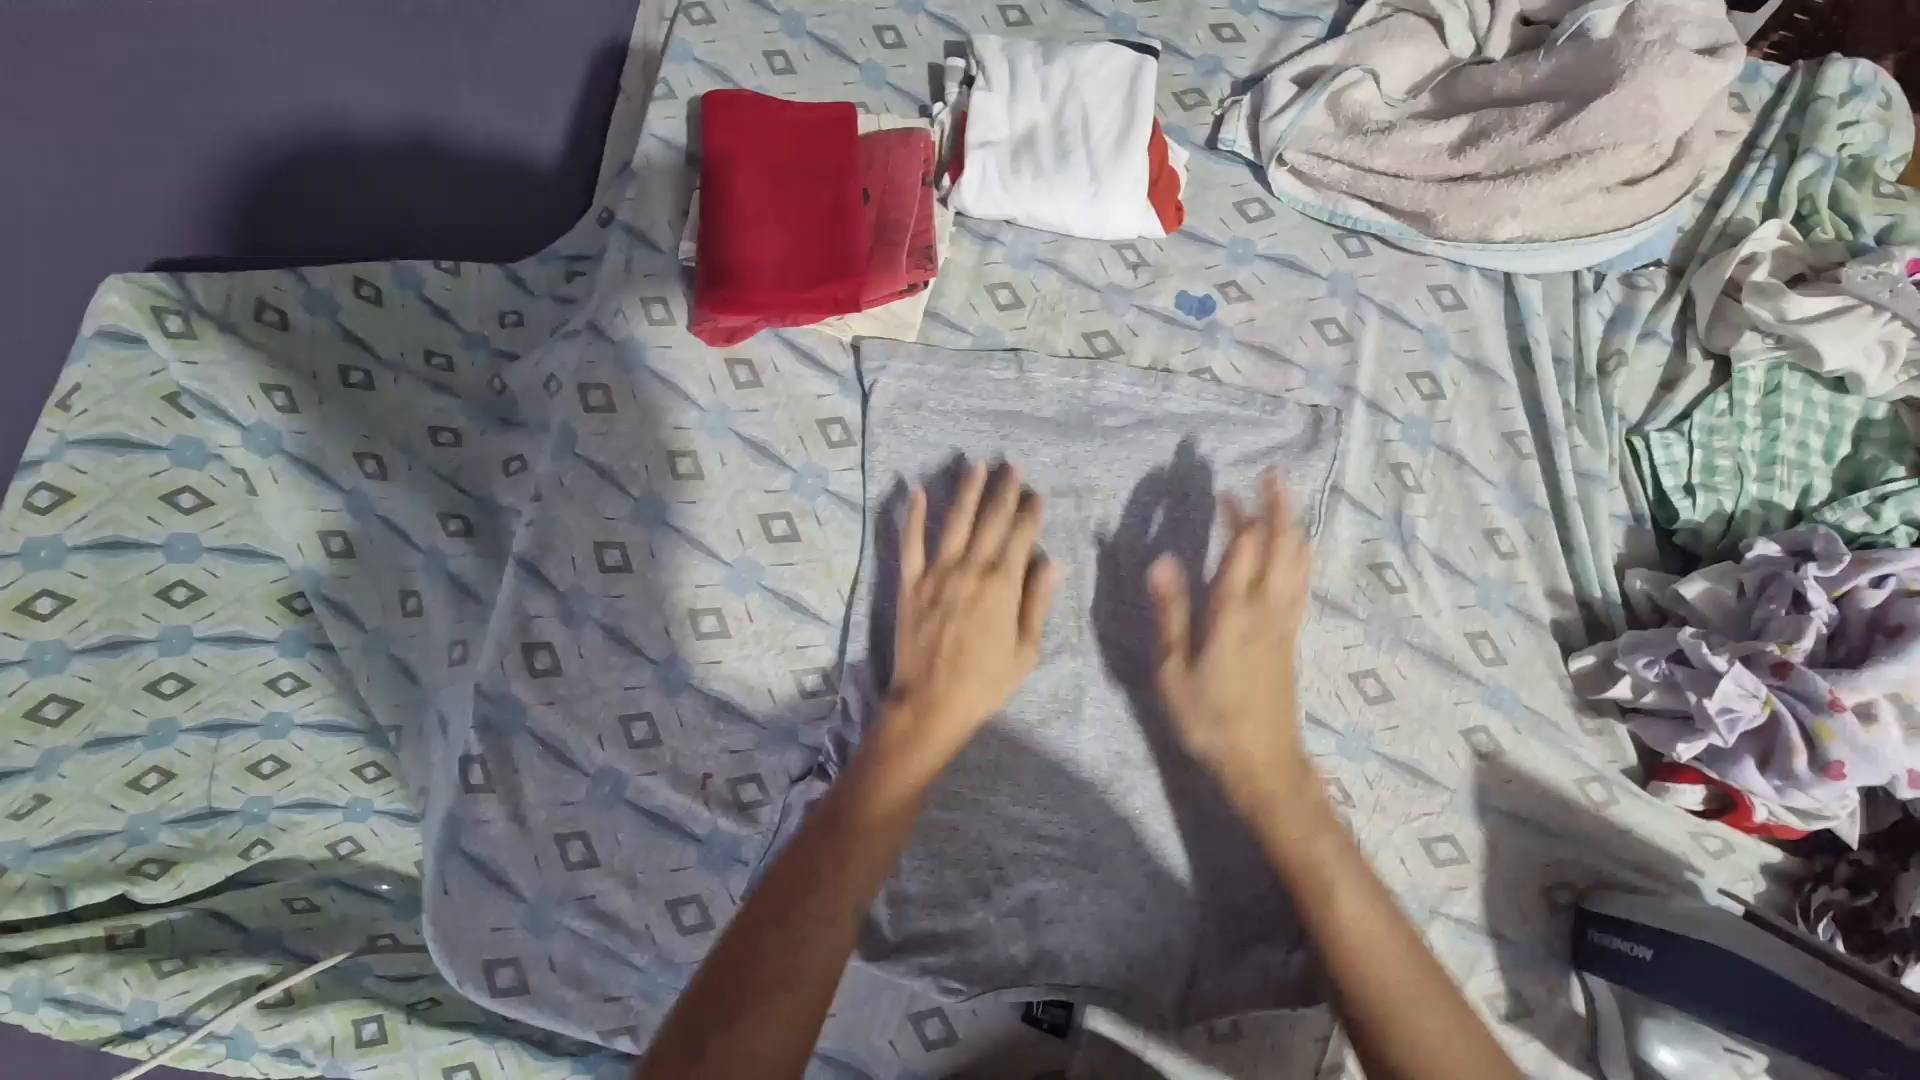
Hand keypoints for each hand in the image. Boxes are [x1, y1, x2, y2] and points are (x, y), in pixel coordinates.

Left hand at [879, 461, 1058, 781]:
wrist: (931, 703)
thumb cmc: (985, 682)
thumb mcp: (1026, 650)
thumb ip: (1037, 603)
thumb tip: (1050, 563)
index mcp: (1003, 586)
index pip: (1021, 536)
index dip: (1030, 512)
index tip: (1037, 494)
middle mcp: (970, 569)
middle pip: (991, 520)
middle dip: (1004, 491)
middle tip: (1011, 466)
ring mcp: (936, 573)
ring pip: (955, 522)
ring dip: (967, 491)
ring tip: (976, 465)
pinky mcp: (910, 583)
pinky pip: (911, 542)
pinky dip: (915, 515)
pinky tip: (919, 491)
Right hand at [1148, 468, 1313, 805]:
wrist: (1263, 761)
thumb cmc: (1209, 718)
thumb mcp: (1174, 670)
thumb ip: (1171, 613)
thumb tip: (1163, 560)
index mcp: (1234, 612)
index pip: (1241, 548)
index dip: (1237, 513)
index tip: (1225, 485)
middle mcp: (1266, 608)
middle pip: (1280, 545)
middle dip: (1277, 506)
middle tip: (1272, 473)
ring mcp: (1285, 622)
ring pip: (1297, 562)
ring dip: (1292, 526)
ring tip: (1286, 501)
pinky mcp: (1291, 637)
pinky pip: (1301, 582)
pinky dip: (1299, 555)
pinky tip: (1295, 551)